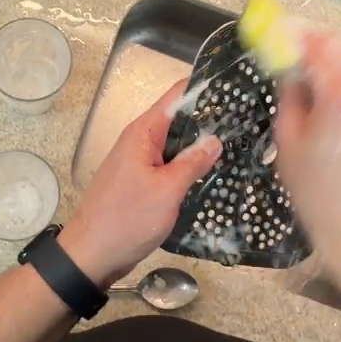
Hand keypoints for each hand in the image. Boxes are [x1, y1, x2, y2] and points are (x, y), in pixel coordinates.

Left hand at [59, 78, 221, 284]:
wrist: (92, 254)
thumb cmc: (127, 218)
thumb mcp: (167, 190)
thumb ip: (192, 162)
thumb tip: (216, 139)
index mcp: (143, 132)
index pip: (176, 96)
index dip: (204, 88)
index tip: (235, 88)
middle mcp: (140, 140)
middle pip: (178, 119)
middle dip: (209, 119)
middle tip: (248, 120)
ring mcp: (140, 161)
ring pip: (176, 144)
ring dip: (201, 145)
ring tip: (241, 142)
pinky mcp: (142, 181)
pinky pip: (170, 164)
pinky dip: (189, 165)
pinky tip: (214, 172)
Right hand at [272, 30, 340, 277]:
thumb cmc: (316, 189)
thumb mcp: (288, 137)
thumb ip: (289, 92)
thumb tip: (284, 64)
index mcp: (340, 96)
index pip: (314, 45)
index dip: (288, 35)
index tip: (268, 30)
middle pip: (336, 43)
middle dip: (307, 39)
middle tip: (280, 45)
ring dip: (322, 54)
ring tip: (294, 65)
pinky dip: (336, 70)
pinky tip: (315, 84)